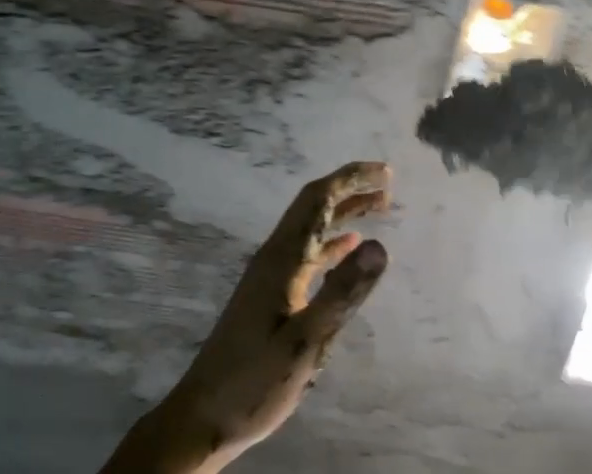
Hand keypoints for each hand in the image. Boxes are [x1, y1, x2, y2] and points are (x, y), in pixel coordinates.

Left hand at [109, 161, 391, 473]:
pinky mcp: (271, 296)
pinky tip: (347, 248)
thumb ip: (342, 293)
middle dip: (350, 189)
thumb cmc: (254, 382)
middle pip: (313, 207)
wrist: (203, 419)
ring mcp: (271, 277)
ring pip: (311, 228)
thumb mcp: (305, 342)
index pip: (318, 199)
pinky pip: (307, 254)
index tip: (385, 172)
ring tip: (378, 209)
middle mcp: (274, 258)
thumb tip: (379, 245)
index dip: (351, 178)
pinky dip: (332, 243)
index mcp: (281, 259)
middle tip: (388, 185)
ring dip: (343, 213)